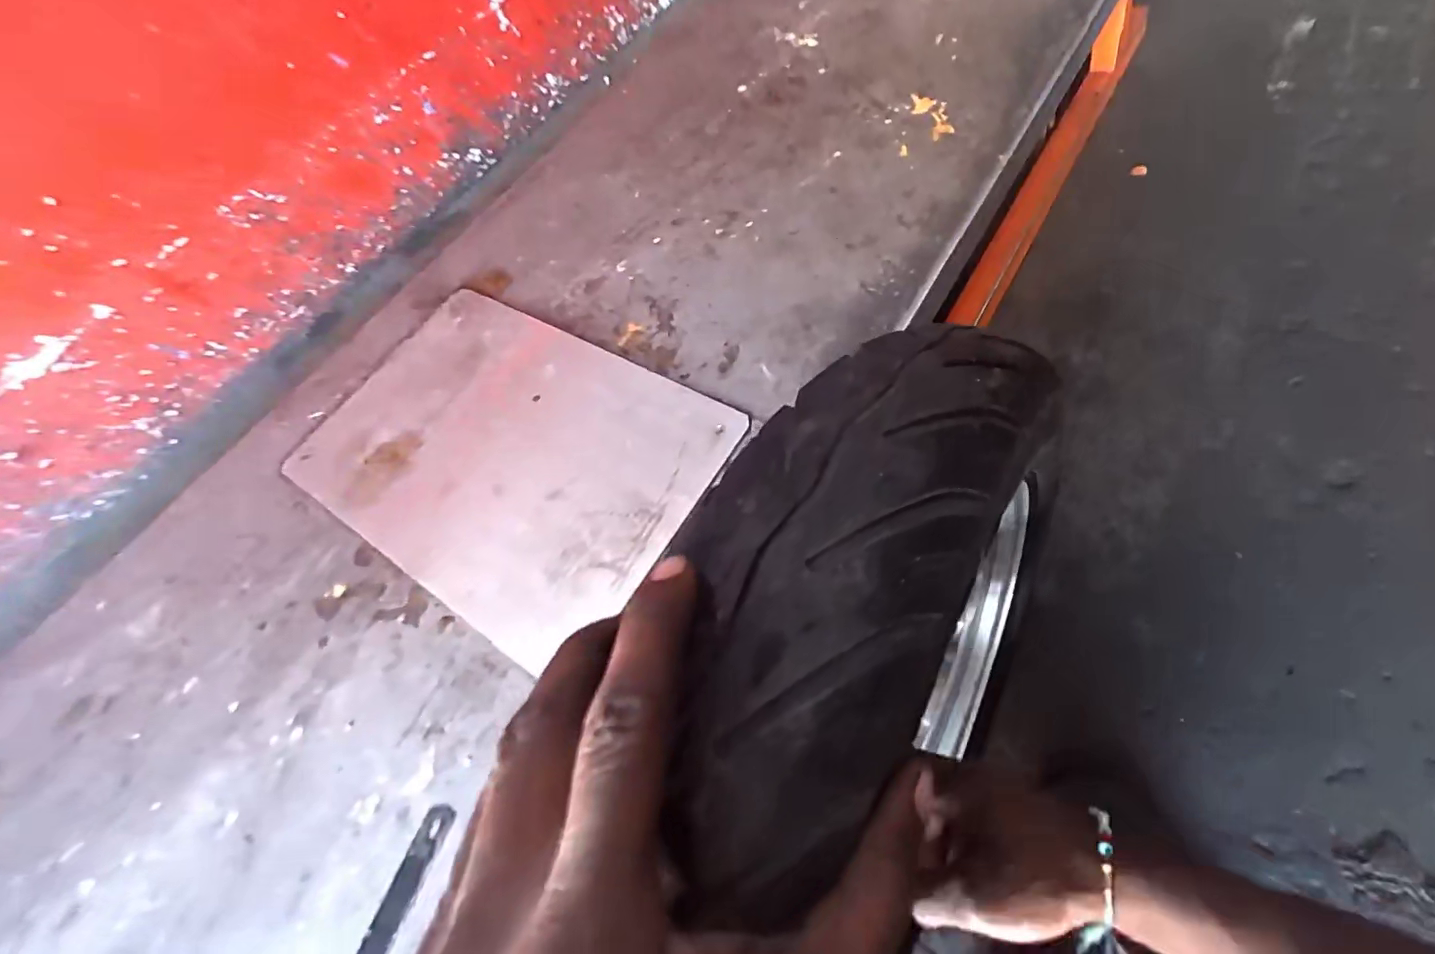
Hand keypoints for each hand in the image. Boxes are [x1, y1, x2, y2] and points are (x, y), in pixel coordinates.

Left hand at [420, 556, 937, 953]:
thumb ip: (879, 888)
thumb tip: (921, 780)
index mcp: (590, 906)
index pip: (619, 727)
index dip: (650, 638)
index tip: (678, 574)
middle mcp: (505, 905)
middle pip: (537, 729)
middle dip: (593, 649)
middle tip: (650, 607)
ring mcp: (455, 934)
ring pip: (499, 774)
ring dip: (558, 702)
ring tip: (618, 667)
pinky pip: (486, 823)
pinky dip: (533, 766)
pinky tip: (578, 769)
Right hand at [914, 767, 1106, 943]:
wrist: (1101, 872)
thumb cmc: (1030, 879)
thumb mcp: (968, 898)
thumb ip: (923, 893)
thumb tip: (908, 890)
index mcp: (962, 783)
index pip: (910, 787)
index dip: (901, 825)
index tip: (907, 862)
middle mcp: (981, 772)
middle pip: (935, 798)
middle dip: (928, 839)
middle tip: (930, 879)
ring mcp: (1005, 783)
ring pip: (961, 809)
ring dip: (953, 844)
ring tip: (956, 883)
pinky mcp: (1024, 801)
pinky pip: (984, 815)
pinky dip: (977, 841)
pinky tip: (984, 873)